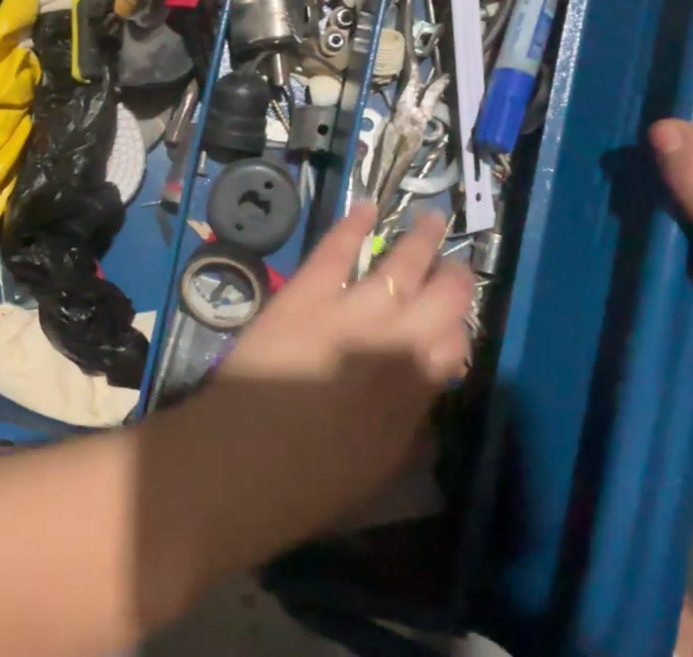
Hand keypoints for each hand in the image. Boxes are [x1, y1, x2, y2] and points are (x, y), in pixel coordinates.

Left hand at [200, 203, 473, 517]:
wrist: (235, 464)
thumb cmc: (307, 485)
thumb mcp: (377, 468)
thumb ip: (408, 427)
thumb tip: (422, 400)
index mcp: (416, 392)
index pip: (456, 346)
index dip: (457, 334)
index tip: (450, 331)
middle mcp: (394, 343)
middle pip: (443, 298)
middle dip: (454, 280)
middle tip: (457, 267)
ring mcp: (349, 312)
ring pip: (399, 265)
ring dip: (421, 240)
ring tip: (434, 219)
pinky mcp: (304, 295)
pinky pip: (336, 250)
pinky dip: (352, 225)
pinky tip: (367, 206)